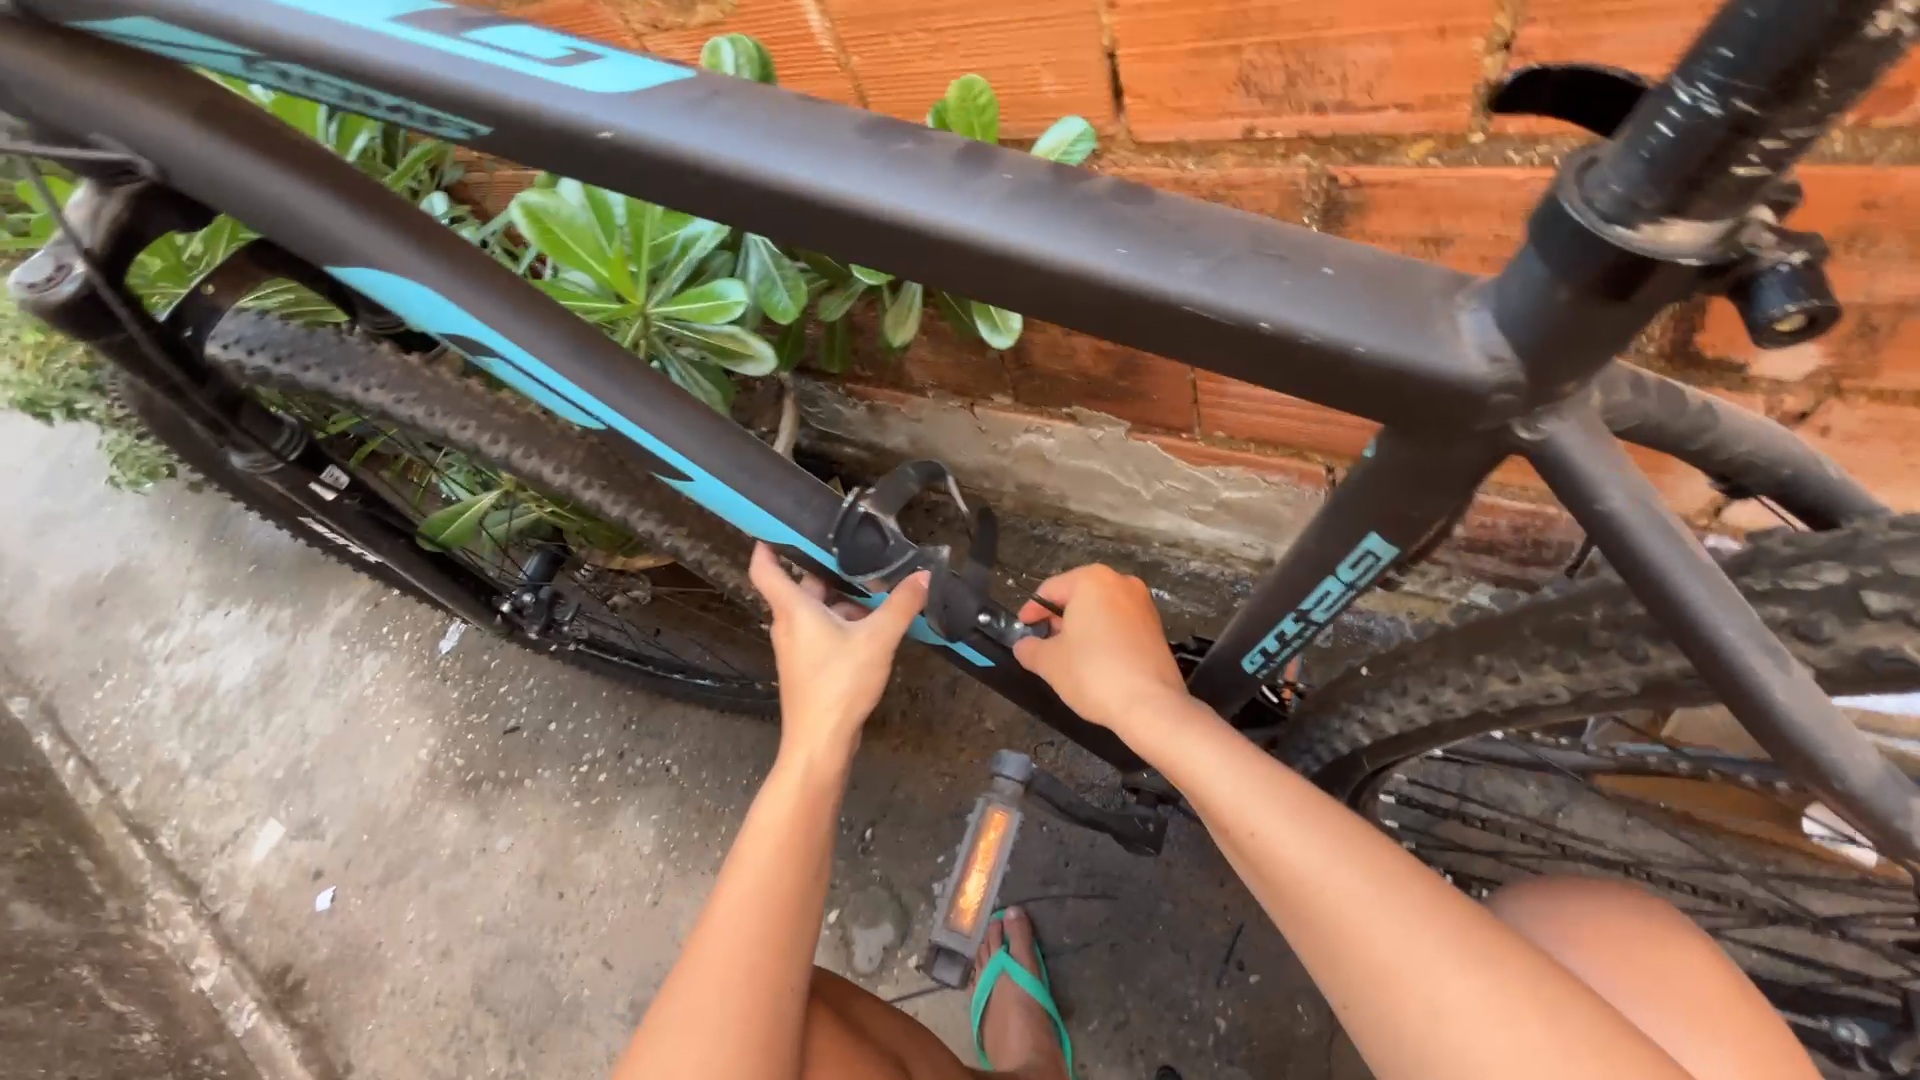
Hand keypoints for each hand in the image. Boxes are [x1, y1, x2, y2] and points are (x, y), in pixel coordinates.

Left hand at [749, 543, 929, 764]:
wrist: (820, 740)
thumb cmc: (839, 684)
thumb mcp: (877, 640)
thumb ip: (901, 605)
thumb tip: (923, 577)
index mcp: (794, 609)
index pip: (765, 568)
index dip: (767, 544)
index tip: (778, 527)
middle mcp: (788, 624)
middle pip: (802, 587)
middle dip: (829, 574)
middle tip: (858, 558)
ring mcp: (796, 648)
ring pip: (816, 612)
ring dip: (842, 603)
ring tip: (877, 596)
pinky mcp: (807, 667)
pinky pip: (822, 633)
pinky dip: (842, 625)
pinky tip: (873, 631)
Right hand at [1011, 564, 1194, 738]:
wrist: (1150, 705)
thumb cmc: (1093, 672)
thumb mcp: (1048, 662)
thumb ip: (1029, 648)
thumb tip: (1024, 646)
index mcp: (1092, 580)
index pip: (1050, 590)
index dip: (1031, 611)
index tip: (1022, 629)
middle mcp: (1121, 583)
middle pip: (1078, 597)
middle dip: (1058, 619)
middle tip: (1044, 644)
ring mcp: (1143, 605)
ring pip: (1101, 611)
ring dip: (1081, 628)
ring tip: (1068, 656)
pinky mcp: (1156, 628)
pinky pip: (1120, 625)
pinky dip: (1103, 637)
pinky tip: (1095, 662)